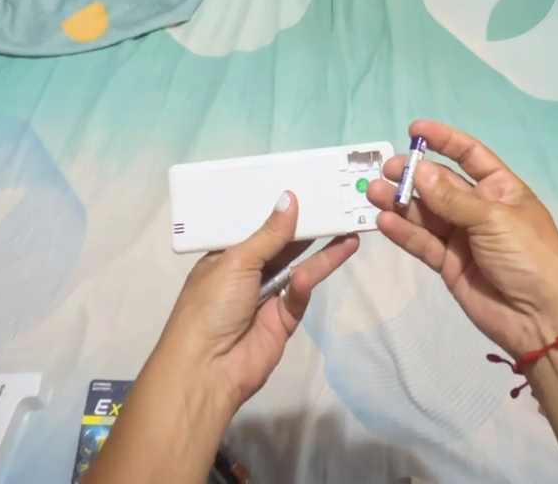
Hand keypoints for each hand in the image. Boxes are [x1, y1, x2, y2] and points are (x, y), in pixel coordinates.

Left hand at [147, 192, 358, 415]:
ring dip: (323, 252)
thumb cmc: (211, 305)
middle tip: (336, 205)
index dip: (279, 210)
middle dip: (307, 228)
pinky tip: (326, 262)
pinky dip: (309, 280)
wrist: (207, 370)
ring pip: (299, 268)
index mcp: (227, 256)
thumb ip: (269, 234)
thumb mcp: (237, 261)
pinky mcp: (283, 320)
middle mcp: (247, 273)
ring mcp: (267, 297)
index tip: (304, 187)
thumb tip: (290, 198)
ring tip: (350, 231)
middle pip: (283, 246)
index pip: (256, 226)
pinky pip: (300, 295)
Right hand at [367, 120, 557, 357]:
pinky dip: (404, 232)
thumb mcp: (494, 220)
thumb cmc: (530, 256)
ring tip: (375, 194)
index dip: (443, 140)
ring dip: (401, 202)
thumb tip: (419, 170)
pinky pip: (423, 242)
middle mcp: (479, 208)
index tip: (414, 130)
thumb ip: (452, 198)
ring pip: (426, 213)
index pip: (469, 155)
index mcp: (500, 189)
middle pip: (440, 184)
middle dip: (413, 175)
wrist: (543, 321)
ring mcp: (463, 237)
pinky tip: (384, 222)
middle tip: (386, 170)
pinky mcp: (450, 264)